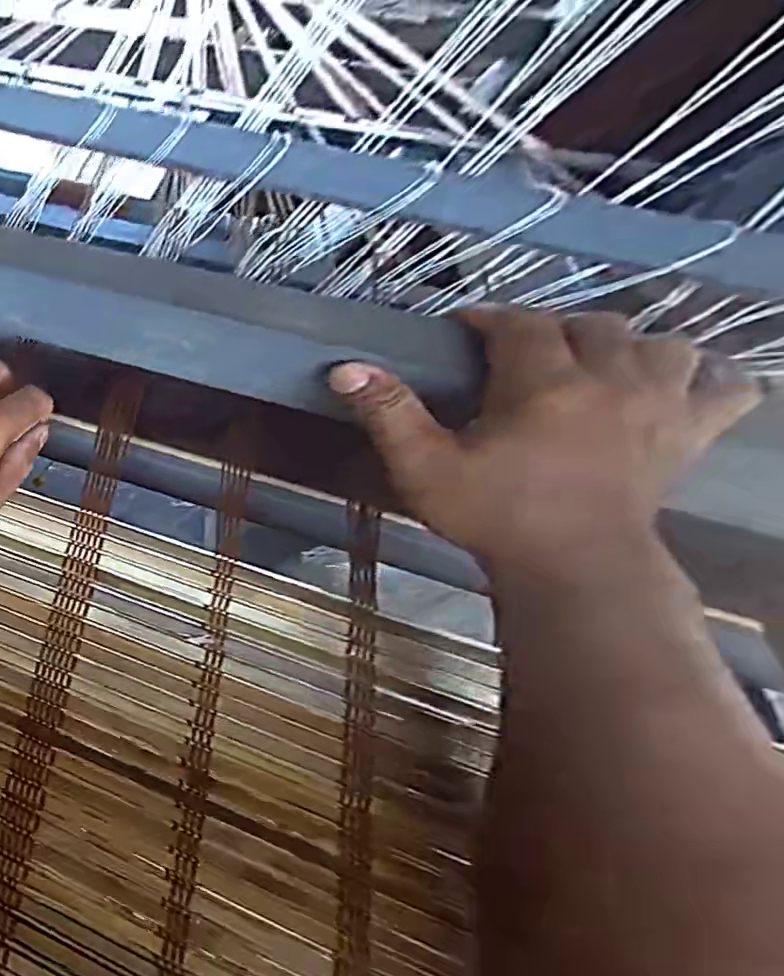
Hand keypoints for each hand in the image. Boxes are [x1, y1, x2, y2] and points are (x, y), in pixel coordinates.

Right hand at [328, 307, 757, 574]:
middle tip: (512, 351)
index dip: (489, 318)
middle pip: (592, 327)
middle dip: (550, 329)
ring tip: (586, 364)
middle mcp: (614, 380)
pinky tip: (672, 382)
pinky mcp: (693, 433)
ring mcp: (665, 404)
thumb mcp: (420, 464)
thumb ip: (387, 412)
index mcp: (545, 386)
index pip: (521, 327)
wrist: (571, 562)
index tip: (460, 325)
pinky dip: (702, 373)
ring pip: (660, 344)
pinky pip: (725, 383)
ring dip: (622, 344)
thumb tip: (346, 367)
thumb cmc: (488, 512)